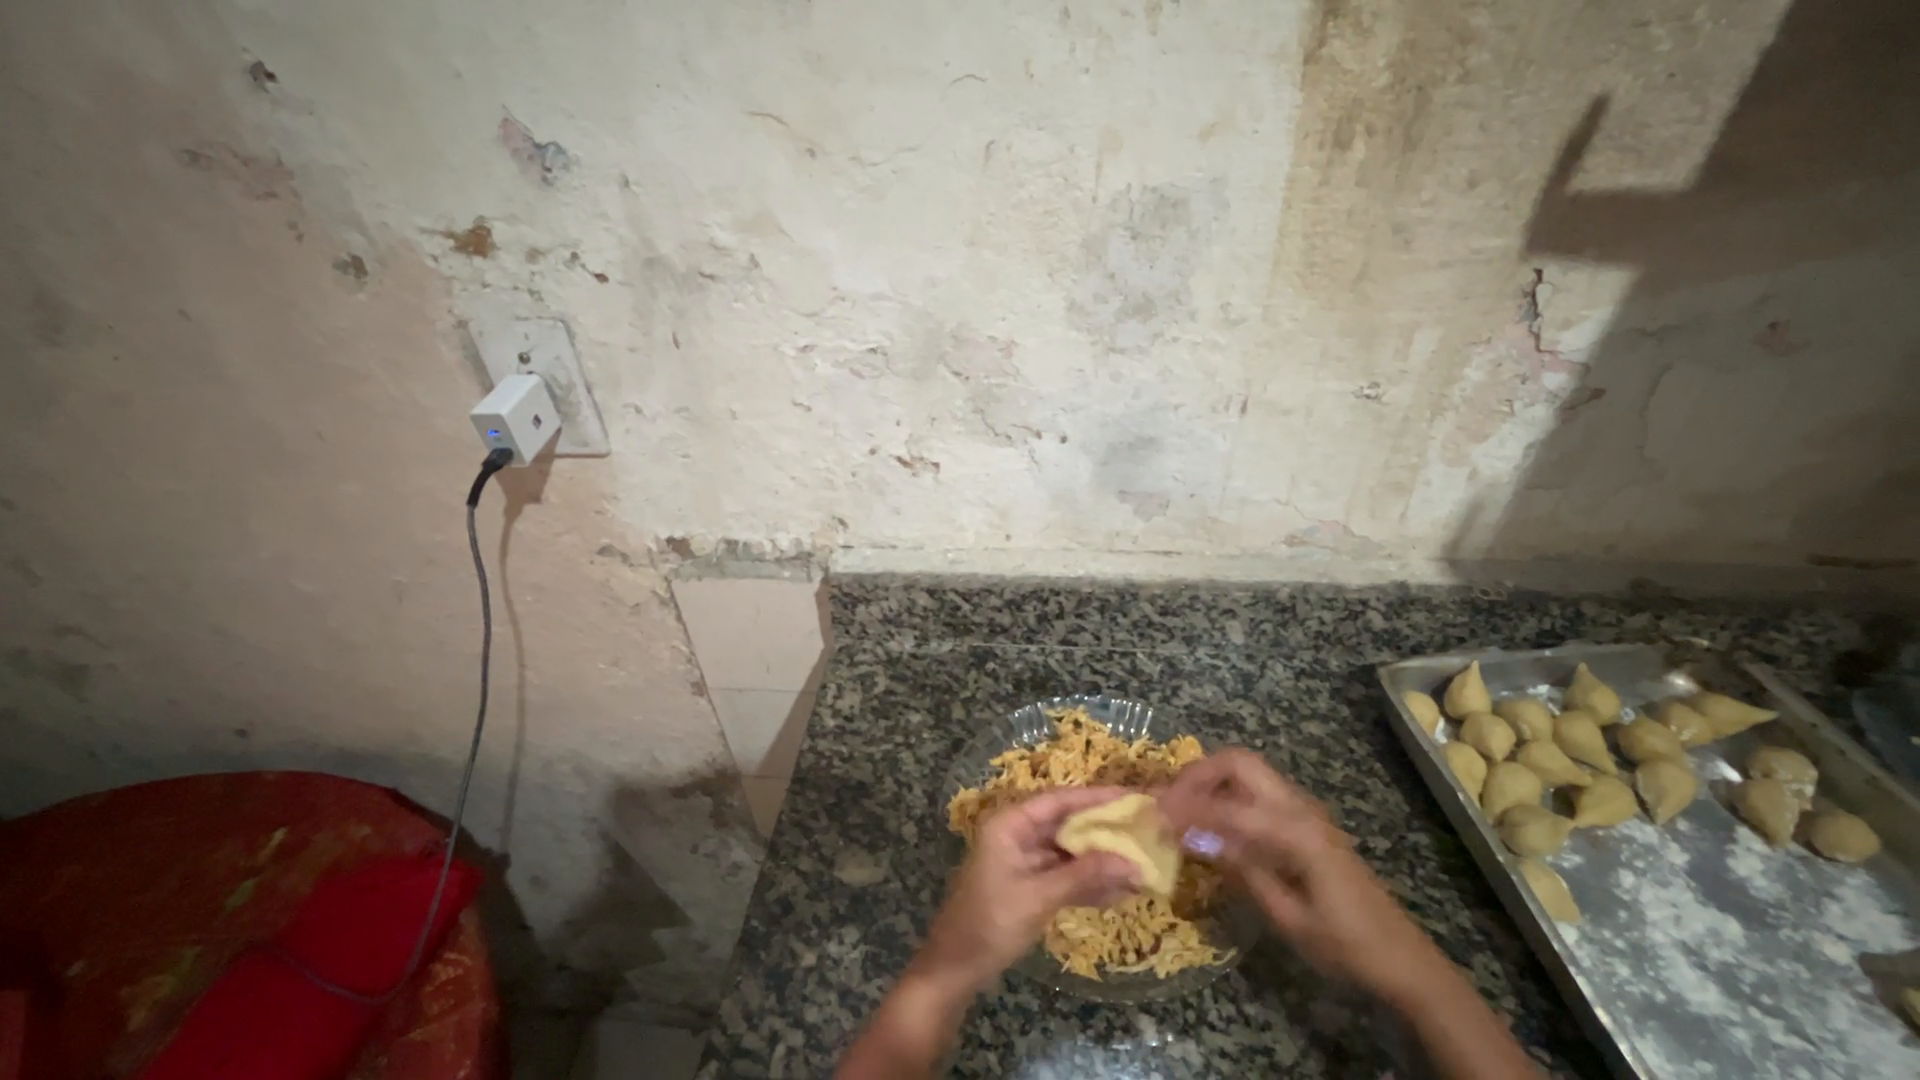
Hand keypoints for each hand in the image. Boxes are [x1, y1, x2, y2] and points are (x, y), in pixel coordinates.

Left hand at [914, 787, 1139, 994]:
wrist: (955, 968)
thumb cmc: (990, 922)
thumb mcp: (1039, 896)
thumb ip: (1085, 876)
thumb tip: (1134, 863)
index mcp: (1010, 824)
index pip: (1059, 800)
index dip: (1096, 797)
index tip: (1133, 797)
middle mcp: (1017, 835)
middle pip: (1067, 823)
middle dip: (1104, 830)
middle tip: (1144, 829)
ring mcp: (1023, 861)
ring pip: (1070, 852)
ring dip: (1101, 861)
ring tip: (1141, 864)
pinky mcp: (1030, 886)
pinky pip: (1065, 876)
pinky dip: (1089, 883)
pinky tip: (1121, 892)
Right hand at [1159, 749, 1441, 1000]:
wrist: (1402, 958)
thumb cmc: (1345, 946)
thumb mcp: (1288, 918)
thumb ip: (1243, 870)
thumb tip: (1196, 836)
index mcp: (1297, 832)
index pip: (1227, 806)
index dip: (1186, 808)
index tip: (1153, 815)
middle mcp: (1301, 808)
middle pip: (1239, 762)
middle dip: (1197, 773)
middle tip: (1166, 800)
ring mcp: (1306, 810)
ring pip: (1248, 770)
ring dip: (1210, 779)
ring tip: (1180, 807)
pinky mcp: (1306, 821)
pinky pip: (1259, 790)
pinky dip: (1227, 793)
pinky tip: (1212, 823)